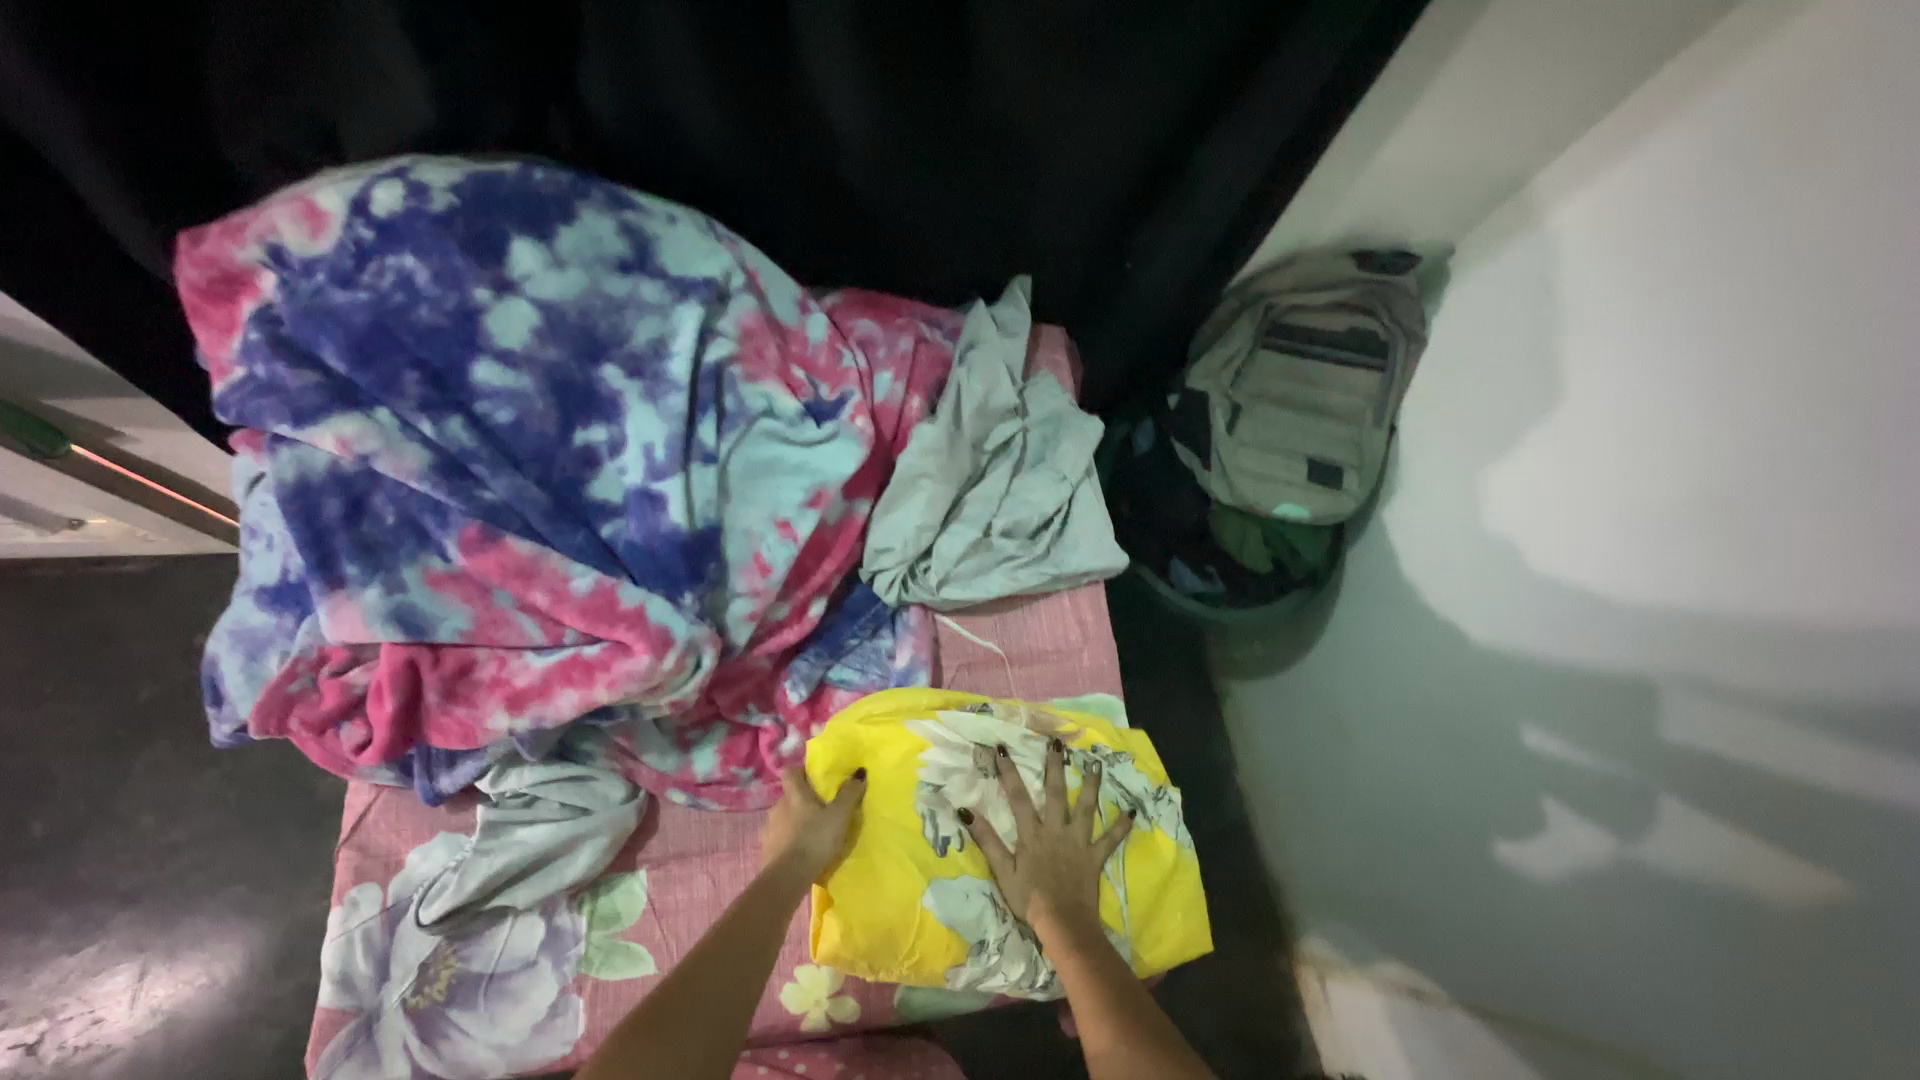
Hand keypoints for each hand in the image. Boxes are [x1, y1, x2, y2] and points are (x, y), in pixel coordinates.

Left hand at [760, 766, 865, 884]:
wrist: (788, 876)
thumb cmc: (815, 839)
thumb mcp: (839, 816)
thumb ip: (849, 794)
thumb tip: (859, 771)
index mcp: (794, 795)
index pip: (790, 772)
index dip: (800, 772)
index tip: (813, 779)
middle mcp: (778, 807)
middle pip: (789, 796)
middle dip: (802, 801)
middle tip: (820, 811)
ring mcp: (769, 829)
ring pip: (783, 818)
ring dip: (794, 823)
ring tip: (810, 835)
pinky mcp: (766, 849)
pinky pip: (778, 839)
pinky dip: (788, 842)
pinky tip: (799, 853)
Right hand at [961, 739, 1132, 937]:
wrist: (1063, 924)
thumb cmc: (1029, 900)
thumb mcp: (1002, 871)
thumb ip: (987, 840)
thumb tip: (966, 811)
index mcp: (1031, 834)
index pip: (1017, 797)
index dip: (1009, 772)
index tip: (1002, 748)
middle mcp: (1056, 830)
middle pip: (1055, 792)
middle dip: (1054, 766)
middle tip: (1056, 742)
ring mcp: (1078, 841)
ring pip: (1086, 807)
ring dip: (1091, 784)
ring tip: (1096, 763)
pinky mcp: (1095, 856)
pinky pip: (1111, 838)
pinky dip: (1122, 825)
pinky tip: (1132, 811)